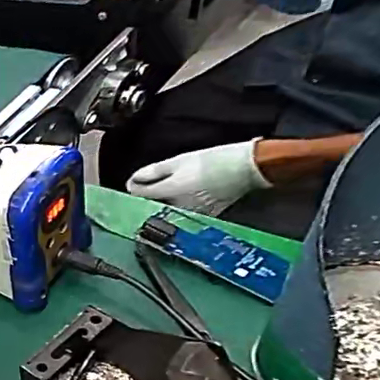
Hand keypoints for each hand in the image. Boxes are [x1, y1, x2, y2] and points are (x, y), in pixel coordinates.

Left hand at [126, 139, 270, 214]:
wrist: (247, 168)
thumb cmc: (214, 160)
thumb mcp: (180, 160)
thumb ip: (154, 172)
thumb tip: (132, 180)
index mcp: (171, 191)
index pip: (140, 196)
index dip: (134, 190)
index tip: (134, 184)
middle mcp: (177, 208)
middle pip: (150, 208)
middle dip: (146, 200)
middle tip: (149, 188)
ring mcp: (189, 216)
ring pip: (165, 214)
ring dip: (160, 206)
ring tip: (167, 193)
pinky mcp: (201, 219)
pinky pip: (181, 216)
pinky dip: (176, 210)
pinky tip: (182, 199)